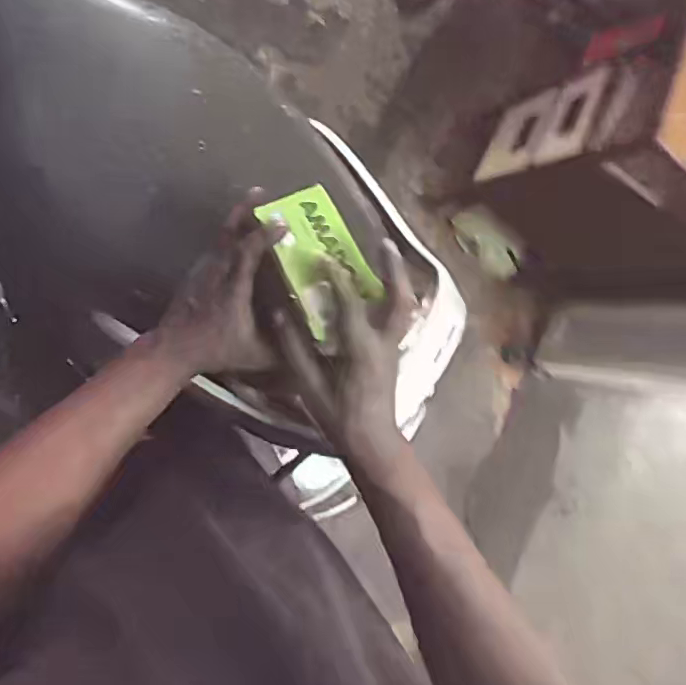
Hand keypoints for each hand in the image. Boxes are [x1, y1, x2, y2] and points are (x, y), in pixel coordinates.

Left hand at [145, 189, 286, 375]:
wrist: (172, 349)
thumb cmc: (215, 350)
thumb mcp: (255, 354)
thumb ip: (283, 346)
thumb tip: (313, 342)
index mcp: (233, 287)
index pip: (248, 252)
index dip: (265, 235)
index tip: (283, 222)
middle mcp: (216, 271)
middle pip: (229, 233)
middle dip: (245, 211)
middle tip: (260, 192)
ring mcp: (202, 270)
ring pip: (220, 237)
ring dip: (236, 219)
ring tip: (251, 205)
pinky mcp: (195, 273)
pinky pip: (214, 247)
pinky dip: (227, 236)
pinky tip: (236, 236)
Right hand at [274, 239, 417, 462]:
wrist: (373, 443)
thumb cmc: (339, 417)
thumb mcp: (309, 385)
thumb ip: (294, 348)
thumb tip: (279, 313)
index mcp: (362, 348)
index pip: (350, 303)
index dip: (336, 277)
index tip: (322, 254)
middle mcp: (385, 342)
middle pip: (398, 298)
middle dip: (392, 268)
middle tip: (384, 241)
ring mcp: (395, 346)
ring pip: (406, 305)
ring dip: (399, 278)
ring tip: (389, 255)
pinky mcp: (395, 352)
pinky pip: (401, 316)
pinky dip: (397, 295)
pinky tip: (386, 287)